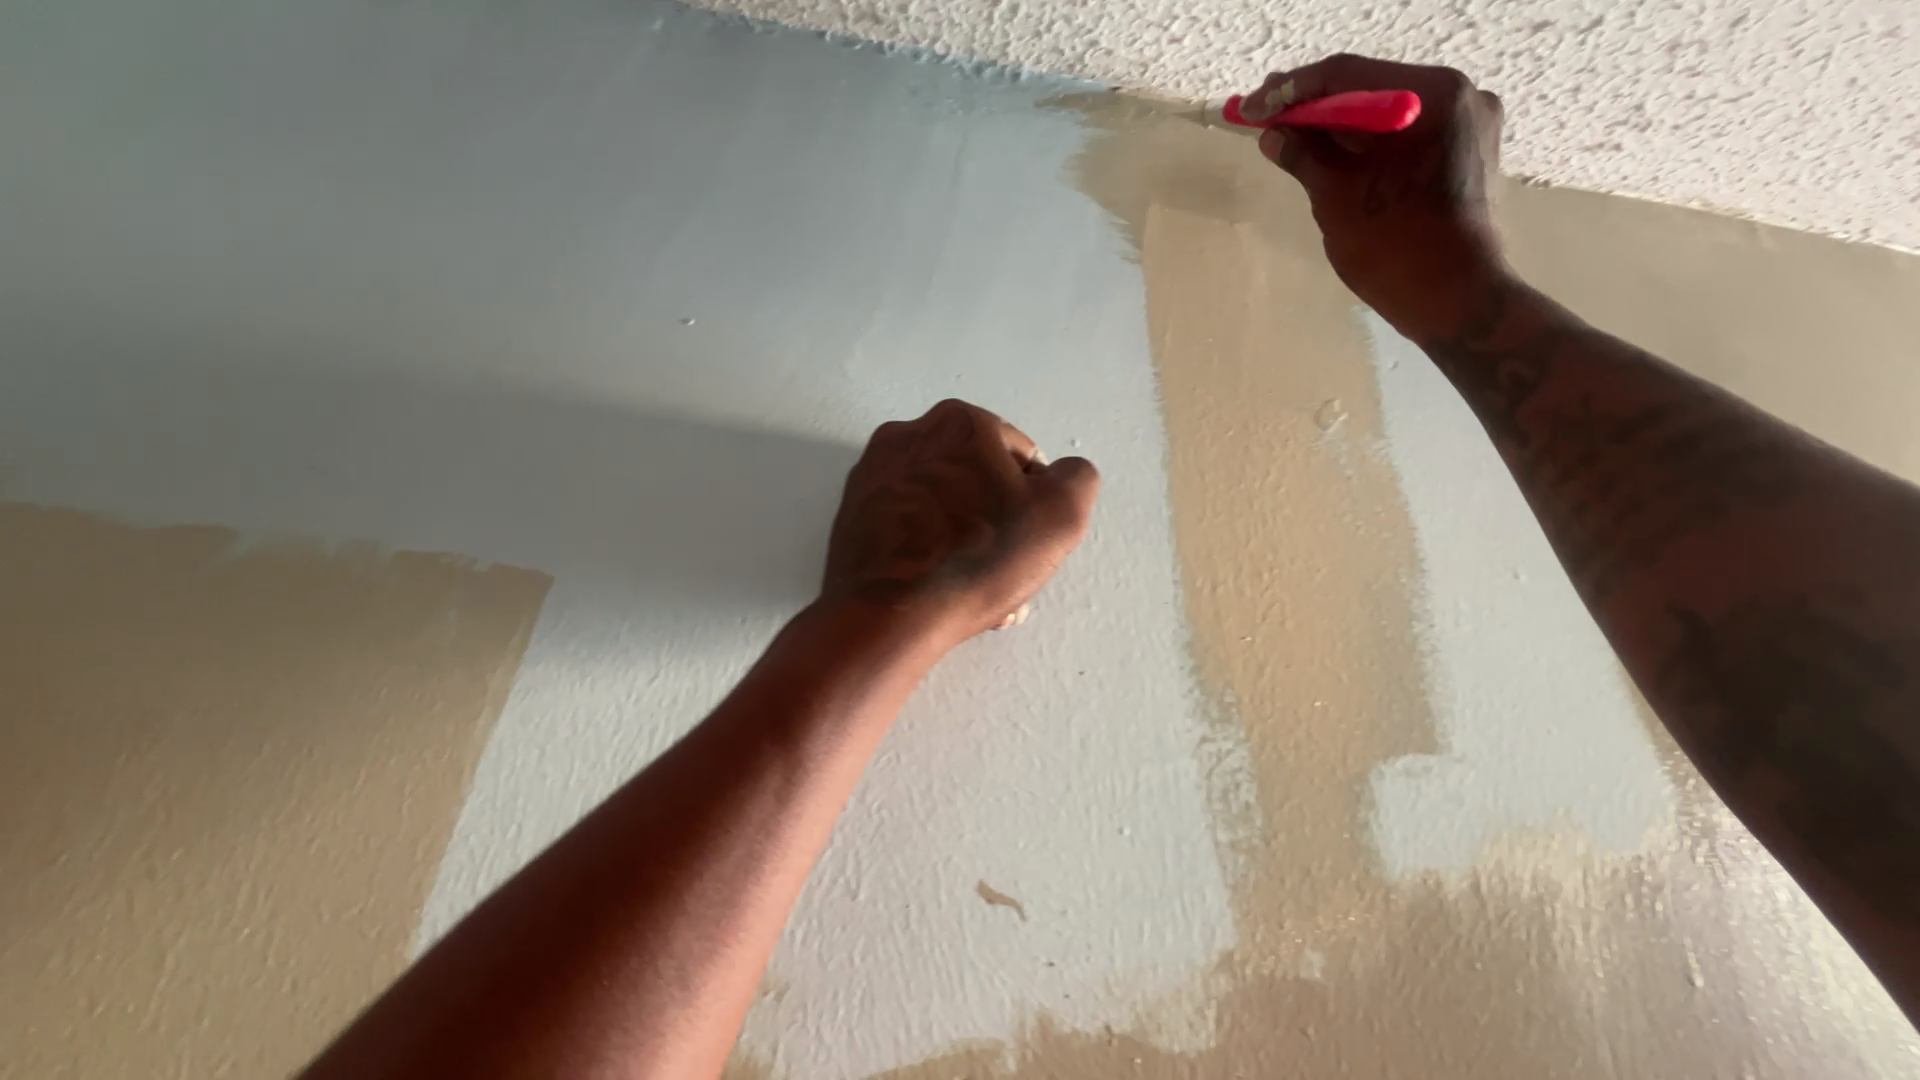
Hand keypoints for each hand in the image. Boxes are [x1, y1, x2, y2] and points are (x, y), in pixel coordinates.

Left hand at [821, 399, 1099, 645]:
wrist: (888, 615)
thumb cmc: (978, 559)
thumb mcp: (1061, 514)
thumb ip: (1076, 478)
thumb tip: (1060, 477)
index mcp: (959, 421)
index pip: (1022, 459)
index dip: (1035, 503)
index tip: (1028, 541)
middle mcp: (908, 434)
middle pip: (977, 484)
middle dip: (997, 526)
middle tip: (1005, 572)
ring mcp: (872, 475)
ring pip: (943, 509)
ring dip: (967, 545)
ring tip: (977, 593)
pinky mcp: (850, 515)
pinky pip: (908, 528)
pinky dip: (928, 553)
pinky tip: (941, 591)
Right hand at [1236, 54, 1510, 338]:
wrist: (1455, 300)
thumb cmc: (1395, 249)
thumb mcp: (1337, 198)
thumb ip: (1305, 157)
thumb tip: (1274, 135)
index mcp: (1433, 95)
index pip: (1347, 75)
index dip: (1292, 91)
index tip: (1252, 108)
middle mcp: (1460, 96)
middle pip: (1370, 89)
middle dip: (1315, 107)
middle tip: (1267, 120)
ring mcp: (1467, 126)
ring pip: (1386, 116)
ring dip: (1338, 128)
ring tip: (1293, 142)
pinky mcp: (1464, 155)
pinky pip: (1405, 138)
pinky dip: (1367, 146)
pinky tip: (1334, 160)